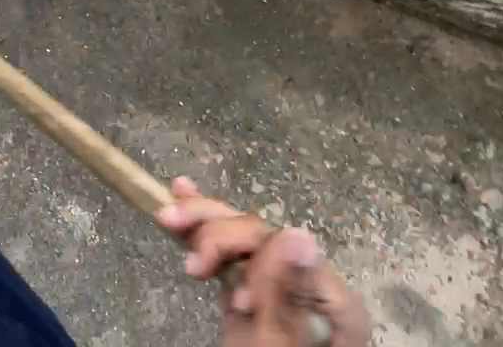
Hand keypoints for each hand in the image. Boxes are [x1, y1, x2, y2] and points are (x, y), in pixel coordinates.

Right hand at [155, 178, 369, 346]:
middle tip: (184, 257)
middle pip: (267, 239)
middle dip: (220, 237)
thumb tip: (299, 234)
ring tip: (167, 217)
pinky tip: (181, 191)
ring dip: (204, 224)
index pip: (294, 254)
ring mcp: (281, 293)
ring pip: (246, 237)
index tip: (222, 293)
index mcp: (335, 310)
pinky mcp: (252, 297)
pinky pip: (232, 253)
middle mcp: (313, 293)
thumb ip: (285, 301)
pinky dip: (205, 226)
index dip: (253, 257)